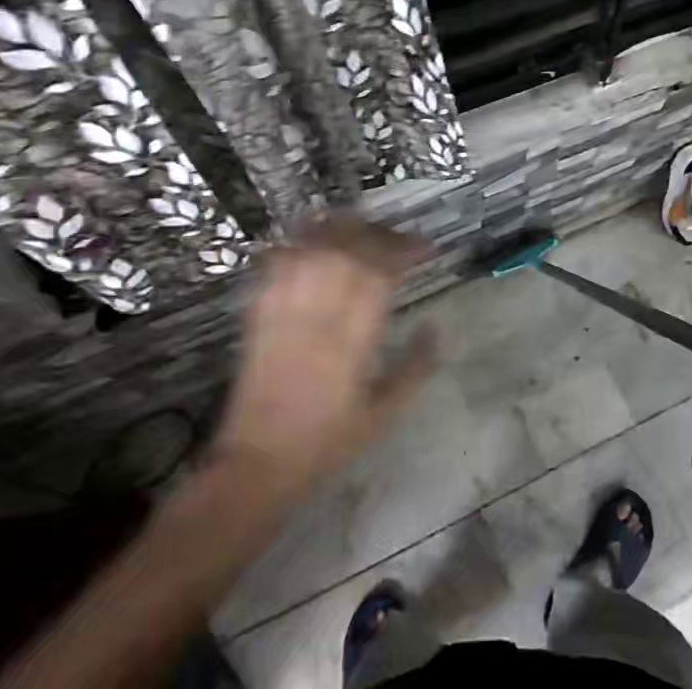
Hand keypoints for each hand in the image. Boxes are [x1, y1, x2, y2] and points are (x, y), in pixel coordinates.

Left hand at [211, 218, 434, 495]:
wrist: (257, 461)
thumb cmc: (327, 441)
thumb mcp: (384, 413)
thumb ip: (415, 368)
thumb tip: (434, 327)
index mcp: (351, 343)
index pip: (379, 275)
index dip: (404, 251)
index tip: (425, 248)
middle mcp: (316, 317)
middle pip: (346, 251)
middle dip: (377, 234)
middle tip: (398, 239)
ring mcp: (282, 311)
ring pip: (310, 248)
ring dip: (340, 230)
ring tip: (362, 230)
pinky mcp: (257, 313)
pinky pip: (277, 262)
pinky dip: (298, 244)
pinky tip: (315, 242)